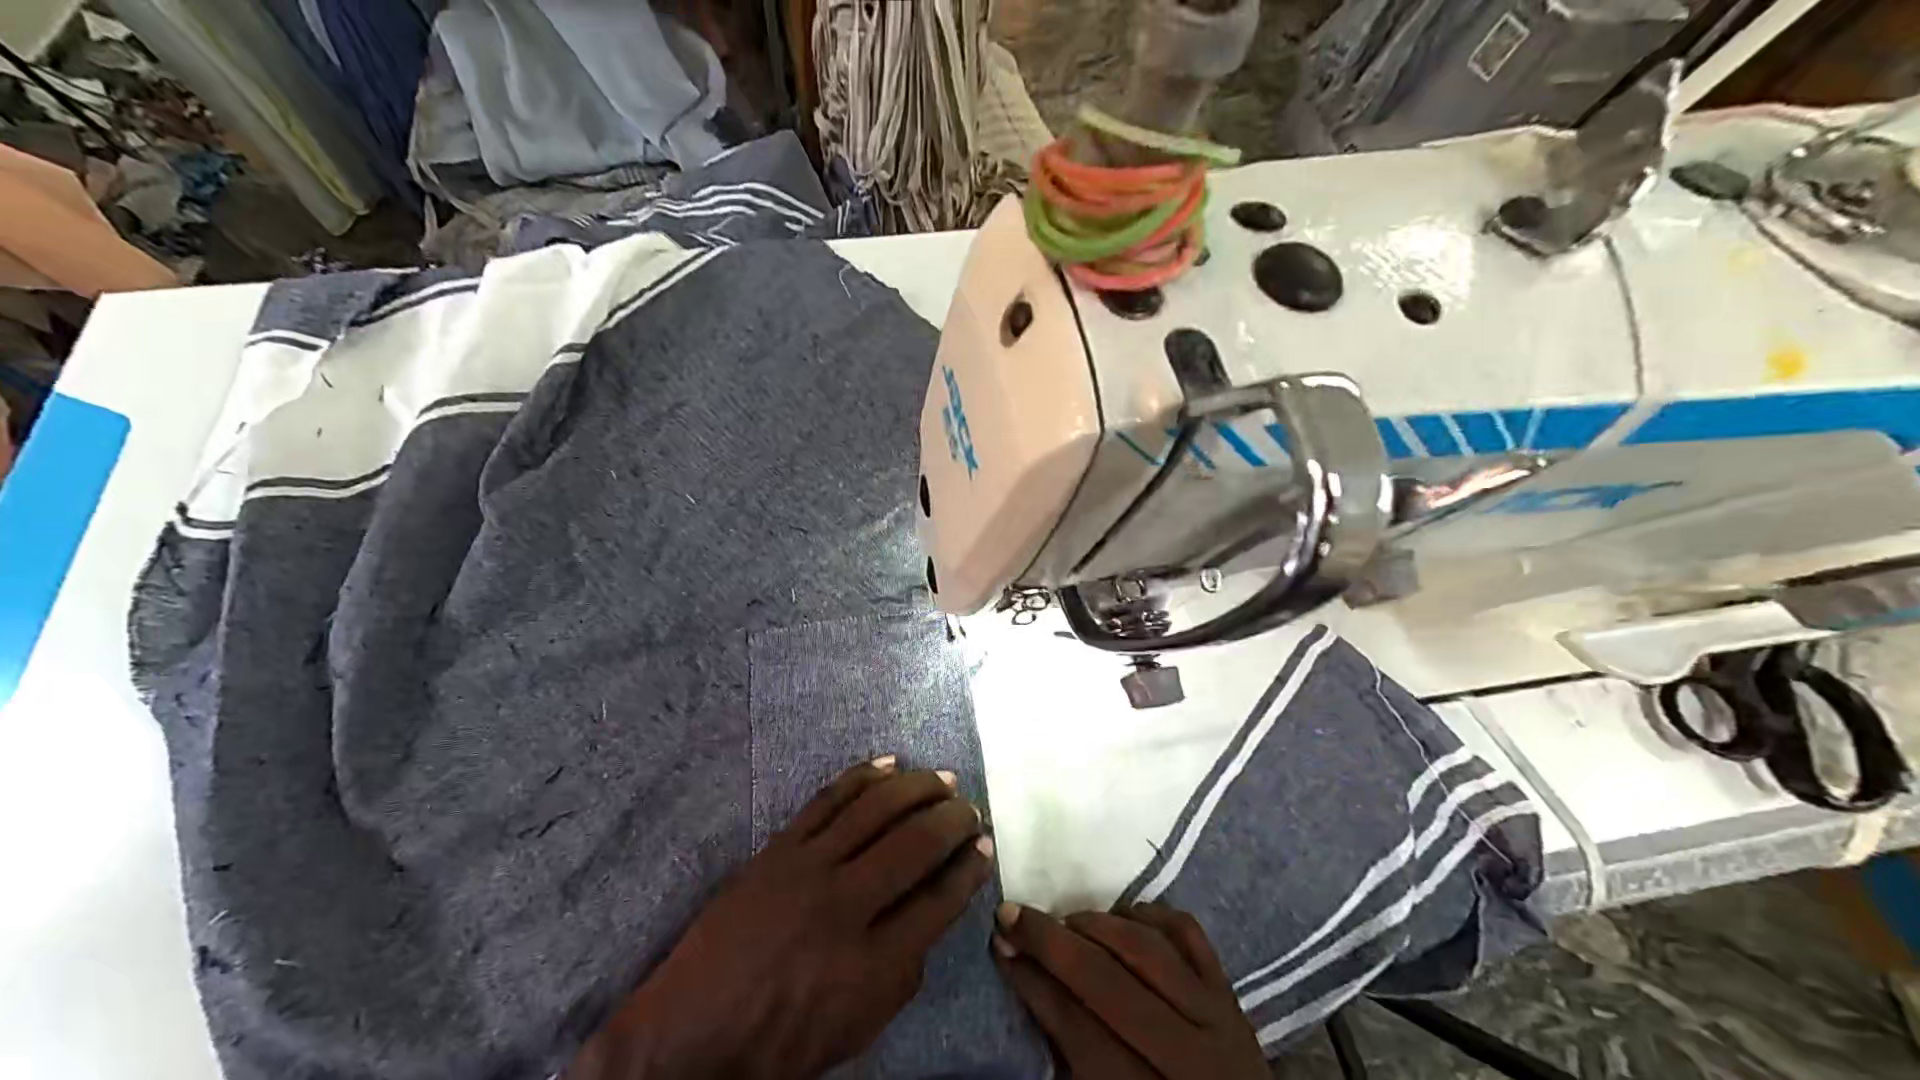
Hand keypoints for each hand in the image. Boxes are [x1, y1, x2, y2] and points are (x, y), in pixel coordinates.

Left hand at [569, 756, 994, 1079]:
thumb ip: (906, 969)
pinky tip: (890, 765)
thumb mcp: (860, 1027)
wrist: (691, 1032)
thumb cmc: (782, 1039)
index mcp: (872, 964)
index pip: (939, 900)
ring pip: (875, 809)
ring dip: (918, 788)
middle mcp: (845, 906)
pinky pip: (828, 799)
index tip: (985, 847)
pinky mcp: (777, 849)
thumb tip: (935, 908)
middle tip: (971, 809)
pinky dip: (863, 777)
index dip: (969, 869)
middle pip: (915, 844)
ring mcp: (807, 869)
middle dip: (953, 820)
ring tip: (944, 779)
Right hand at [993, 902, 1267, 1079]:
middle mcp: (1190, 1060)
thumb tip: (1027, 975)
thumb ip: (1069, 1052)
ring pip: (1148, 950)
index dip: (1034, 983)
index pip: (1079, 1031)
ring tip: (1066, 921)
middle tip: (1013, 916)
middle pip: (1110, 983)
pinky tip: (1123, 915)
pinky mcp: (1233, 996)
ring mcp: (1219, 1022)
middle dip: (1052, 942)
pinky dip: (1152, 915)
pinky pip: (1189, 936)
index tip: (1001, 944)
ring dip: (1097, 924)